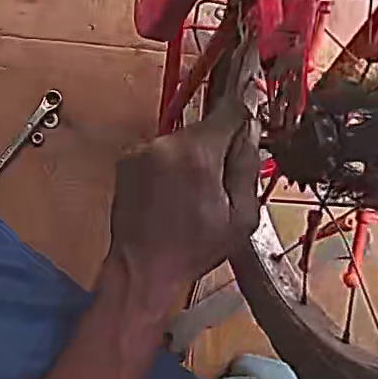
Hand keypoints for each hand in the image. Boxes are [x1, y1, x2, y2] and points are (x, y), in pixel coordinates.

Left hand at [106, 93, 259, 300]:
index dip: (243, 116)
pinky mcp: (127, 158)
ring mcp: (142, 149)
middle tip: (220, 183)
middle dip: (216, 148)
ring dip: (191, 158)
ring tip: (192, 195)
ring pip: (181, 141)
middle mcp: (166, 143)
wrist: (142, 267)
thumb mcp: (242, 216)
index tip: (249, 121)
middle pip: (204, 129)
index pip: (228, 111)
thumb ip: (247, 166)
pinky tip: (170, 194)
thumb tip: (250, 129)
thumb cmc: (195, 248)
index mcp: (199, 155)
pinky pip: (160, 152)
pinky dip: (169, 165)